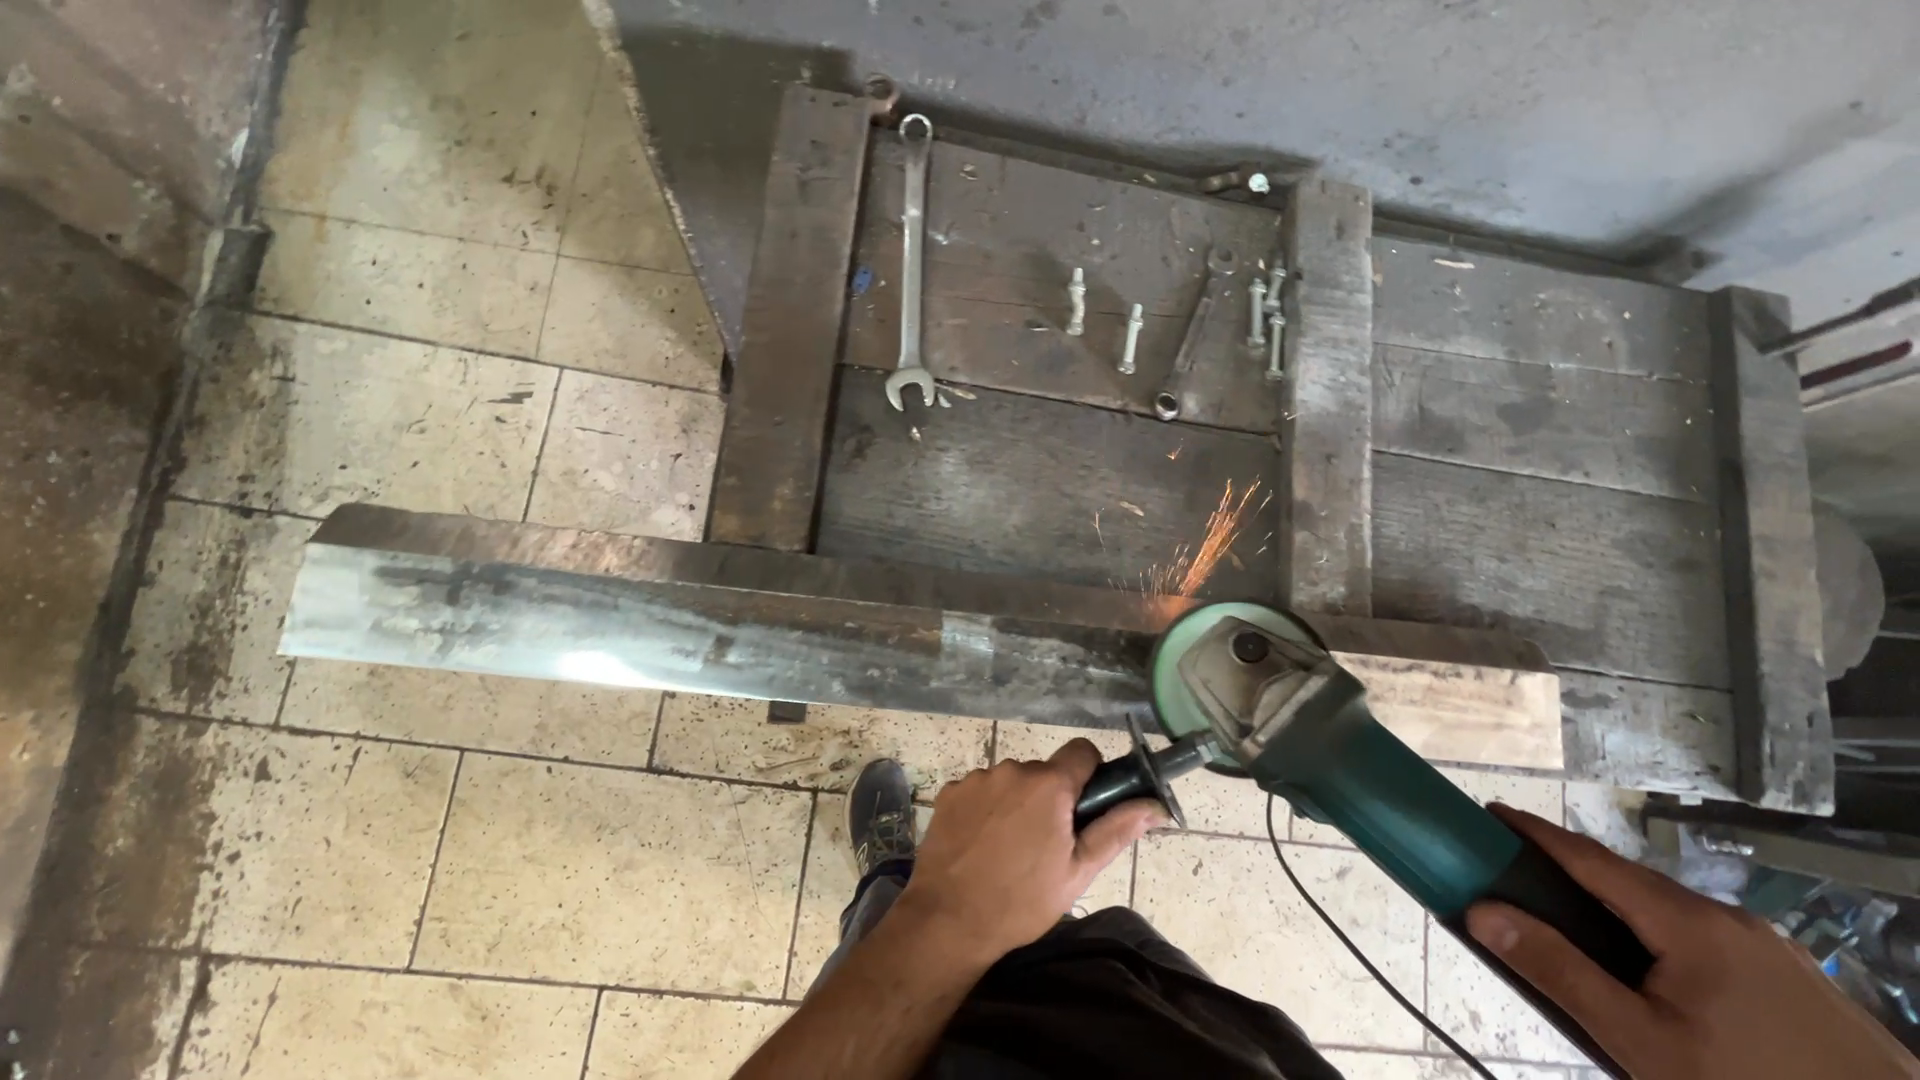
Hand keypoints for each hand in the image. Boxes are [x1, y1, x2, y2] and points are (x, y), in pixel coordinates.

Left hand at [891, 738, 1166, 965]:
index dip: (1090, 774)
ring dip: (1017, 803)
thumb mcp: (1078, 872)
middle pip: (1044, 772)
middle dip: (1050, 798)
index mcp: (1048, 784)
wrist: (947, 919)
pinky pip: (980, 791)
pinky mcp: (949, 793)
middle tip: (1046, 844)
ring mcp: (976, 779)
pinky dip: (985, 810)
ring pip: (1011, 782)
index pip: (1082, 751)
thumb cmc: (1021, 901)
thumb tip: (1155, 805)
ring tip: (1009, 850)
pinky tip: (980, 845)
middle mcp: (1012, 770)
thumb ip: (1116, 831)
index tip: (1085, 807)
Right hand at [1468, 804, 1918, 1079]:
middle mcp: (1730, 919)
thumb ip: (1559, 972)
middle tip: (1516, 875)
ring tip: (1574, 927)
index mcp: (1690, 923)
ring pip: (1670, 912)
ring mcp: (1770, 948)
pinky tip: (1651, 972)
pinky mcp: (1795, 979)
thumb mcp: (1640, 1042)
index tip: (1489, 812)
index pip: (1592, 859)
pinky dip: (1656, 934)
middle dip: (1569, 869)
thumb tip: (1481, 911)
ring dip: (1614, 906)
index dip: (1537, 832)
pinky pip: (1705, 938)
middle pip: (1631, 881)